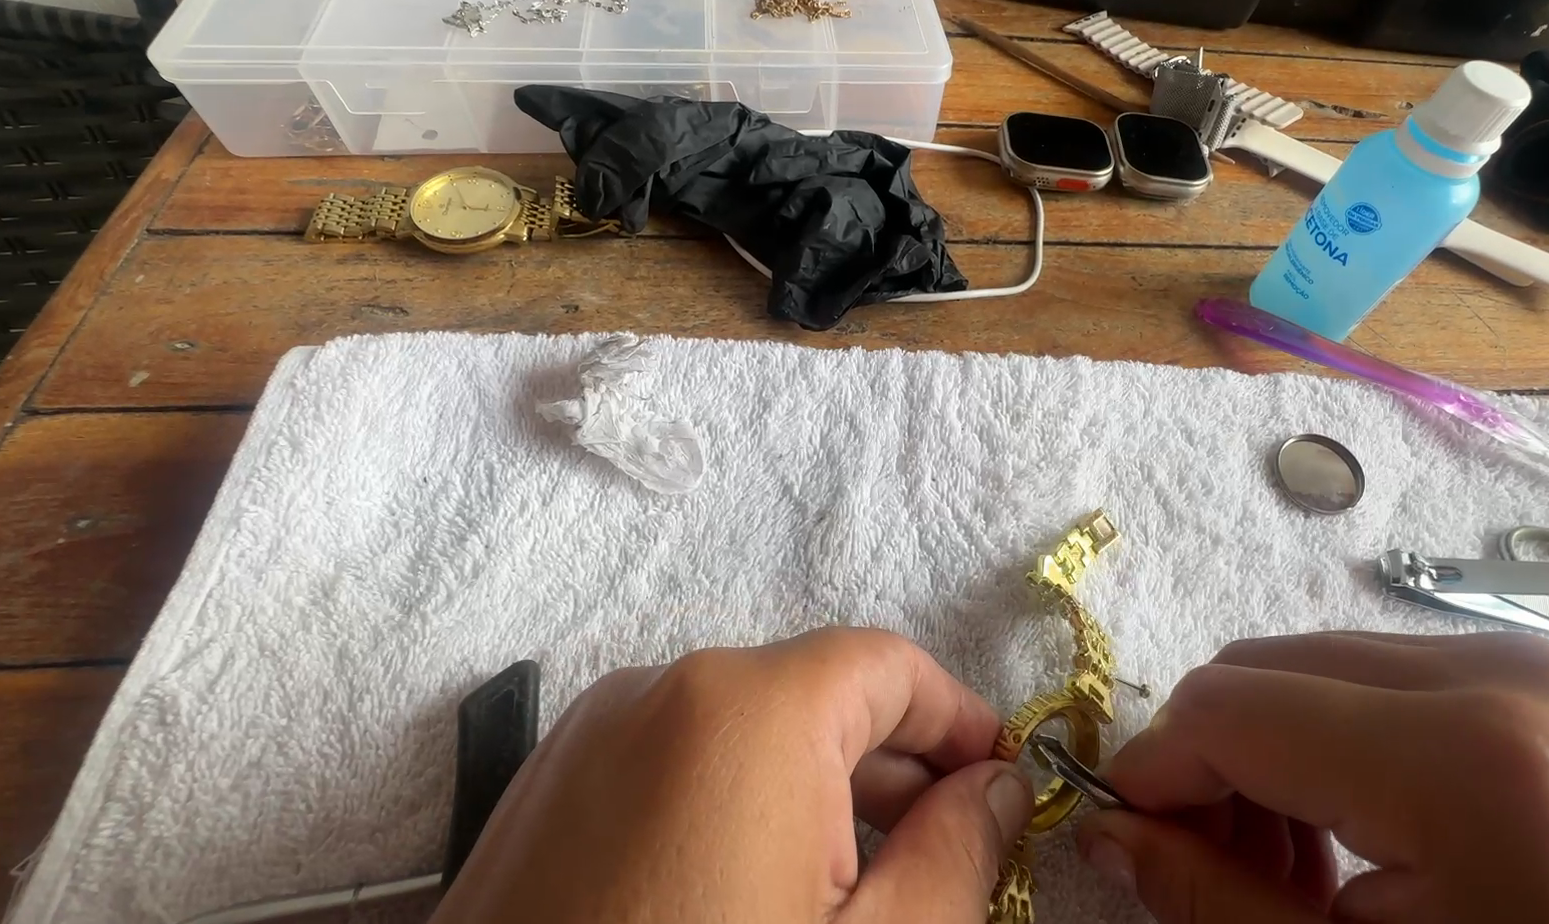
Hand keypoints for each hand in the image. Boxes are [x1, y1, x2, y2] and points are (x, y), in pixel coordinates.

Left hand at [430, 627, 1033, 923]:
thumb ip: (957, 853)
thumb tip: (997, 786)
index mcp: (748, 707)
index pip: (887, 663)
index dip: (957, 716)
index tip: (999, 778)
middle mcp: (662, 687)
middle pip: (815, 691)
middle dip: (894, 761)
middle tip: (948, 843)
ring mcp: (593, 732)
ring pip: (745, 727)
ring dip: (818, 784)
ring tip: (861, 877)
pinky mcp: (549, 784)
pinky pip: (678, 758)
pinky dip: (738, 798)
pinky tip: (755, 885)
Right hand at [1077, 631, 1548, 923]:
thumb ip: (1213, 901)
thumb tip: (1105, 834)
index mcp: (1470, 761)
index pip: (1232, 708)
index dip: (1155, 766)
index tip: (1124, 828)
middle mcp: (1503, 676)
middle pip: (1263, 668)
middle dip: (1209, 758)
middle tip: (1213, 859)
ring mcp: (1536, 668)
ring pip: (1310, 665)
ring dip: (1265, 748)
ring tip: (1290, 862)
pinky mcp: (1548, 681)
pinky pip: (1375, 678)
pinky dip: (1330, 740)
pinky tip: (1356, 832)